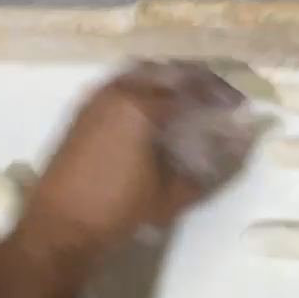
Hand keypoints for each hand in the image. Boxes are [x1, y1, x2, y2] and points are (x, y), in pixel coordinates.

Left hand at [23, 61, 253, 258]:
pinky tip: (158, 108)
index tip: (241, 106)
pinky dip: (147, 86)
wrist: (58, 226)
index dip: (221, 96)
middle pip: (168, 71)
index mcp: (141, 106)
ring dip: (172, 80)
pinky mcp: (84, 109)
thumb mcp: (173, 195)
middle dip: (199, 81)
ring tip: (192, 99)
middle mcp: (118, 91)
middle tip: (220, 98)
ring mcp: (97, 97)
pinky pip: (122, 83)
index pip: (193, 89)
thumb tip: (240, 140)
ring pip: (143, 72)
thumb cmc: (118, 211)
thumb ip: (211, 164)